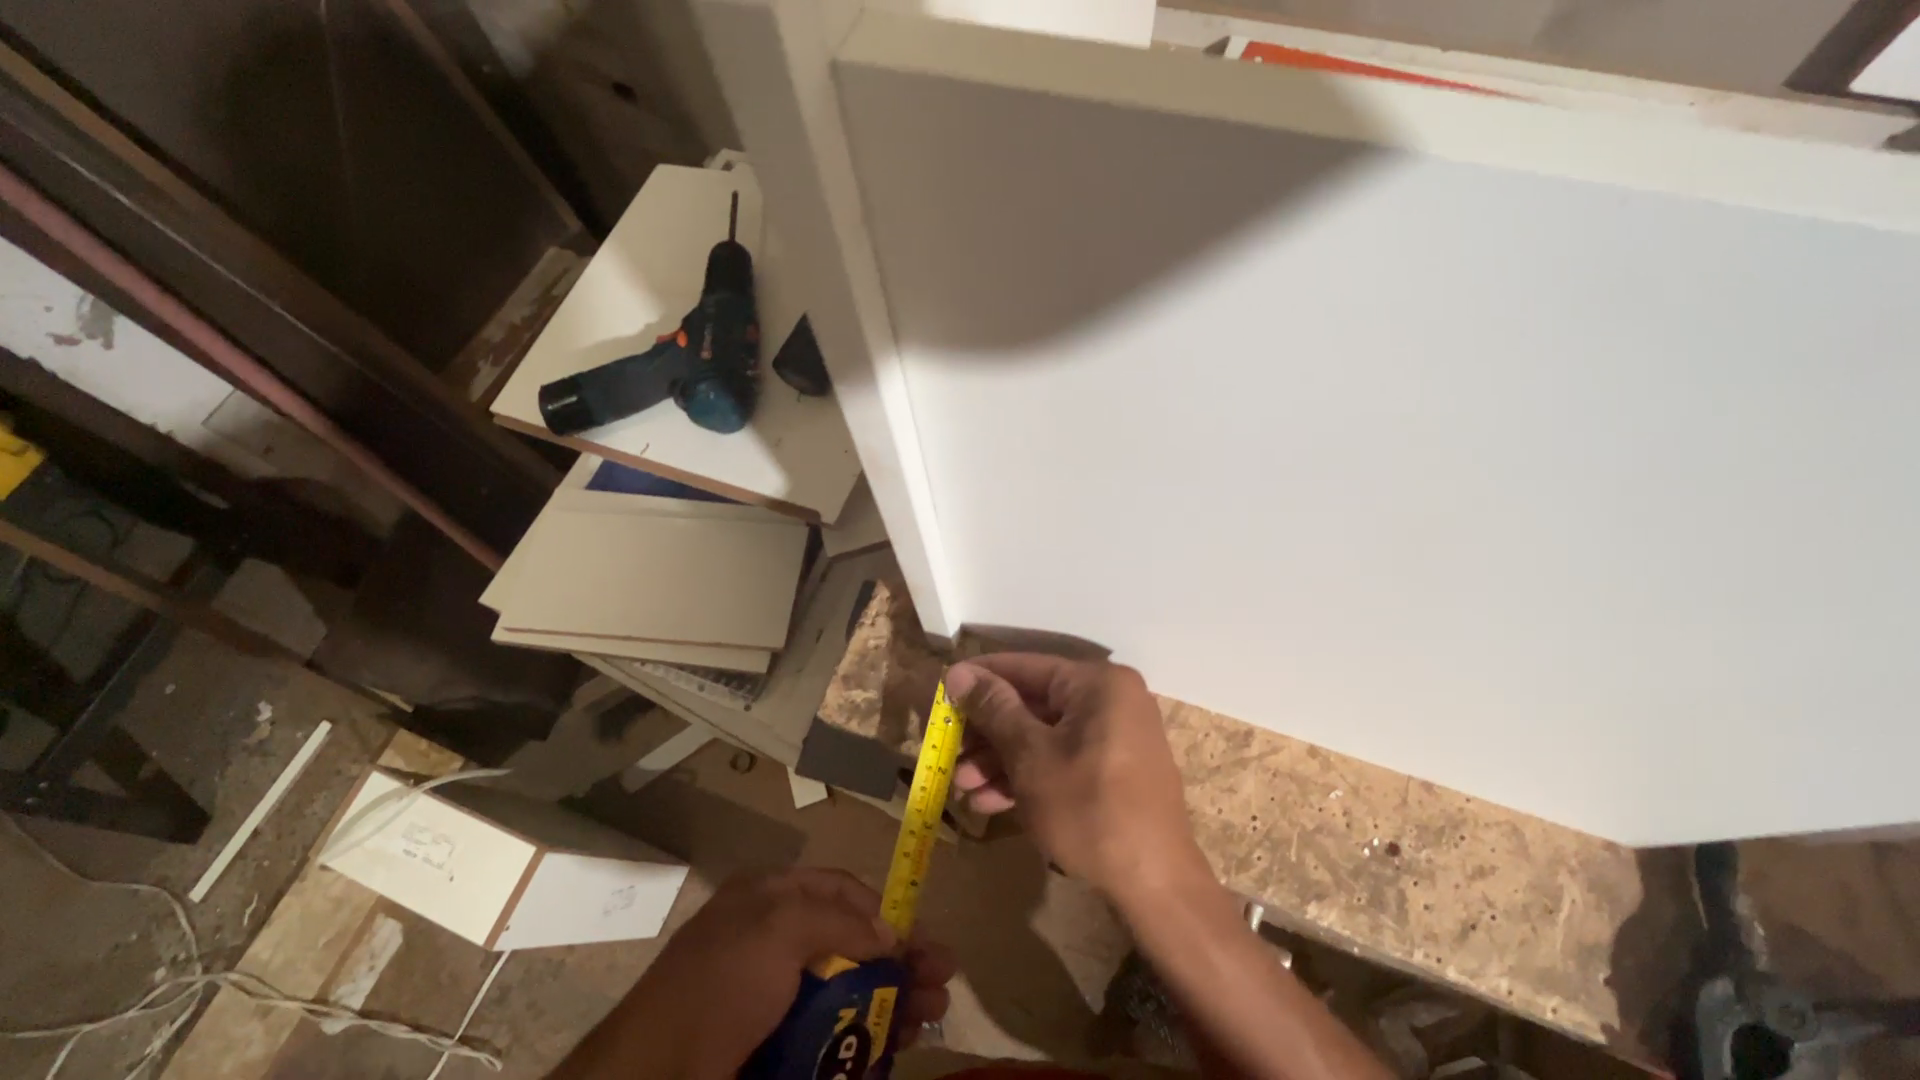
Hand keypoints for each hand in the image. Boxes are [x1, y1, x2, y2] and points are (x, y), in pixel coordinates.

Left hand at [554, 868, 954, 1079]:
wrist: (660, 1075)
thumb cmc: (720, 985)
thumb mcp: (777, 929)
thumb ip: (840, 921)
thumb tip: (890, 934)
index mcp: (769, 899)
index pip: (838, 889)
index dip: (880, 907)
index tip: (911, 935)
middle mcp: (778, 942)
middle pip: (856, 941)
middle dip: (902, 956)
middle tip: (943, 976)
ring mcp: (781, 997)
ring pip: (855, 989)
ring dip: (900, 995)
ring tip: (937, 1011)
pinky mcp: (783, 1043)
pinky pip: (840, 1031)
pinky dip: (875, 1033)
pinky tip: (905, 1038)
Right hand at [944, 655, 1212, 903]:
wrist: (1153, 882)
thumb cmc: (1087, 808)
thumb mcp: (1031, 756)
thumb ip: (994, 709)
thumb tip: (960, 672)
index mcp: (1097, 684)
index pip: (1024, 667)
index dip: (978, 681)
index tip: (940, 695)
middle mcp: (1111, 701)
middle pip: (1032, 704)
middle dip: (986, 732)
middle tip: (948, 752)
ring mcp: (1116, 738)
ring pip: (1044, 737)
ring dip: (1000, 760)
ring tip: (962, 788)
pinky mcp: (1114, 772)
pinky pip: (1062, 760)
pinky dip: (1028, 777)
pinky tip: (990, 803)